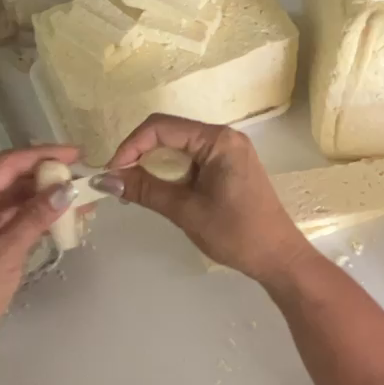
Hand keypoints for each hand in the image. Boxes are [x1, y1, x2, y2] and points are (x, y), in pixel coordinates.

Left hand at [0, 144, 79, 363]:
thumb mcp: (5, 252)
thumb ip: (36, 217)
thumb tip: (66, 189)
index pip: (7, 163)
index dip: (44, 156)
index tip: (78, 154)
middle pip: (10, 179)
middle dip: (46, 178)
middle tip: (84, 179)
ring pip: (12, 202)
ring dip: (43, 200)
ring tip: (80, 200)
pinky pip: (10, 223)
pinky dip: (34, 221)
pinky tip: (60, 222)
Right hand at [101, 115, 315, 284]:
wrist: (278, 257)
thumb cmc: (236, 233)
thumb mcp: (186, 211)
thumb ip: (145, 190)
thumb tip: (105, 180)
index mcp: (218, 140)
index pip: (161, 127)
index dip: (131, 146)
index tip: (112, 173)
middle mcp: (224, 137)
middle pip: (169, 134)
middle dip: (139, 155)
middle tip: (119, 183)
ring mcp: (228, 152)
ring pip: (178, 148)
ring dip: (153, 166)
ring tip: (135, 191)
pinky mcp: (228, 168)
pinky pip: (192, 161)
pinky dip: (171, 173)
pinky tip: (159, 192)